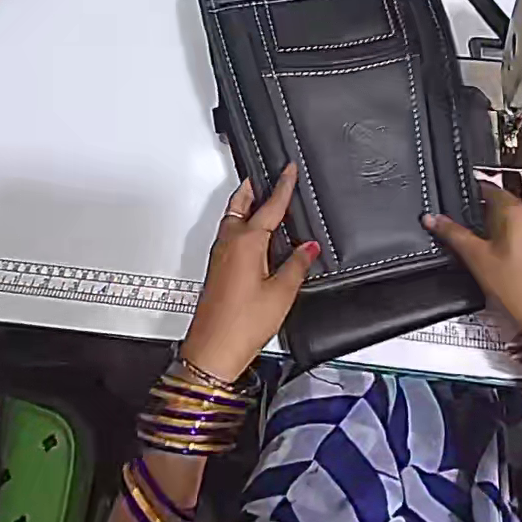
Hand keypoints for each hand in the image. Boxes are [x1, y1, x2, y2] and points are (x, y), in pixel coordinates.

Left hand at [181, 164, 317, 382]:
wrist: (212, 352)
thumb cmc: (241, 325)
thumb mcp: (281, 293)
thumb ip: (297, 265)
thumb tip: (309, 247)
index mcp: (247, 243)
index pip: (270, 205)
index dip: (283, 186)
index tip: (289, 169)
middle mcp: (229, 245)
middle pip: (241, 205)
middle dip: (253, 189)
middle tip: (264, 175)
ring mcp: (220, 257)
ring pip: (232, 219)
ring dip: (245, 205)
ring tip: (258, 198)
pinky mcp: (217, 270)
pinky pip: (229, 235)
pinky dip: (240, 224)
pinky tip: (250, 235)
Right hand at [422, 181, 521, 328]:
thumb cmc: (518, 287)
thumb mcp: (476, 258)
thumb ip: (452, 234)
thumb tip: (434, 219)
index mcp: (518, 210)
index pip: (489, 188)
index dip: (471, 194)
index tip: (459, 202)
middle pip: (502, 203)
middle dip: (483, 215)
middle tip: (468, 232)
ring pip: (516, 218)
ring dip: (499, 227)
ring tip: (485, 249)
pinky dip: (513, 238)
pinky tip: (503, 258)